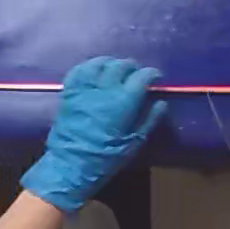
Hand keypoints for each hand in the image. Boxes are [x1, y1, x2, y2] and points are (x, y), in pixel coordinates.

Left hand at [21, 57, 166, 212]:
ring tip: (115, 69)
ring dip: (110, 63)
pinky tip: (94, 71)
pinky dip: (88, 66)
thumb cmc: (106, 158)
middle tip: (135, 74)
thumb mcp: (134, 143)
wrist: (71, 165)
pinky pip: (79, 70)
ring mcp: (85, 88)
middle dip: (132, 67)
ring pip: (99, 63)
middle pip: (121, 65)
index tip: (155, 79)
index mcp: (124, 101)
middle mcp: (105, 88)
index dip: (152, 74)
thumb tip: (161, 102)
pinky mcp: (69, 91)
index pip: (142, 76)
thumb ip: (149, 120)